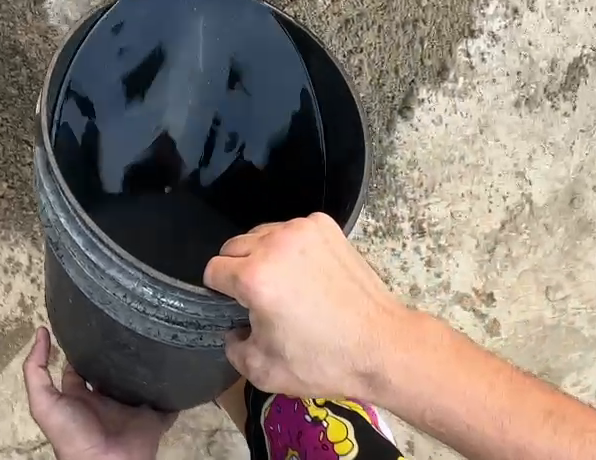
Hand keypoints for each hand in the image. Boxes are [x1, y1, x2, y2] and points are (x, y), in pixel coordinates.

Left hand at [23, 326, 176, 459]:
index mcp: (83, 396)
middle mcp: (107, 399)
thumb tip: (41, 332)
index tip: (96, 321)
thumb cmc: (72, 435)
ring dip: (146, 364)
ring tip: (155, 334)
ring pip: (140, 380)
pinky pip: (168, 401)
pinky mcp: (153, 417)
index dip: (86, 345)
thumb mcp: (44, 403)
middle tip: (130, 321)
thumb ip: (36, 372)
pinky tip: (177, 366)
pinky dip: (173, 389)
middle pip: (113, 368)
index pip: (83, 364)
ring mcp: (131, 408)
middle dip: (120, 350)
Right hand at [202, 213, 412, 400]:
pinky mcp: (324, 224)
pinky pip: (291, 229)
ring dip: (264, 255)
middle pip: (233, 246)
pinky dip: (292, 247)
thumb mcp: (266, 372)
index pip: (213, 269)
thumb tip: (232, 329)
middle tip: (261, 298)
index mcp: (255, 278)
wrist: (382, 345)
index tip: (233, 304)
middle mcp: (273, 244)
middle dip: (239, 270)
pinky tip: (309, 272)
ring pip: (262, 234)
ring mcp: (300, 229)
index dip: (218, 290)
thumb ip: (233, 349)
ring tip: (287, 284)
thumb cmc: (324, 362)